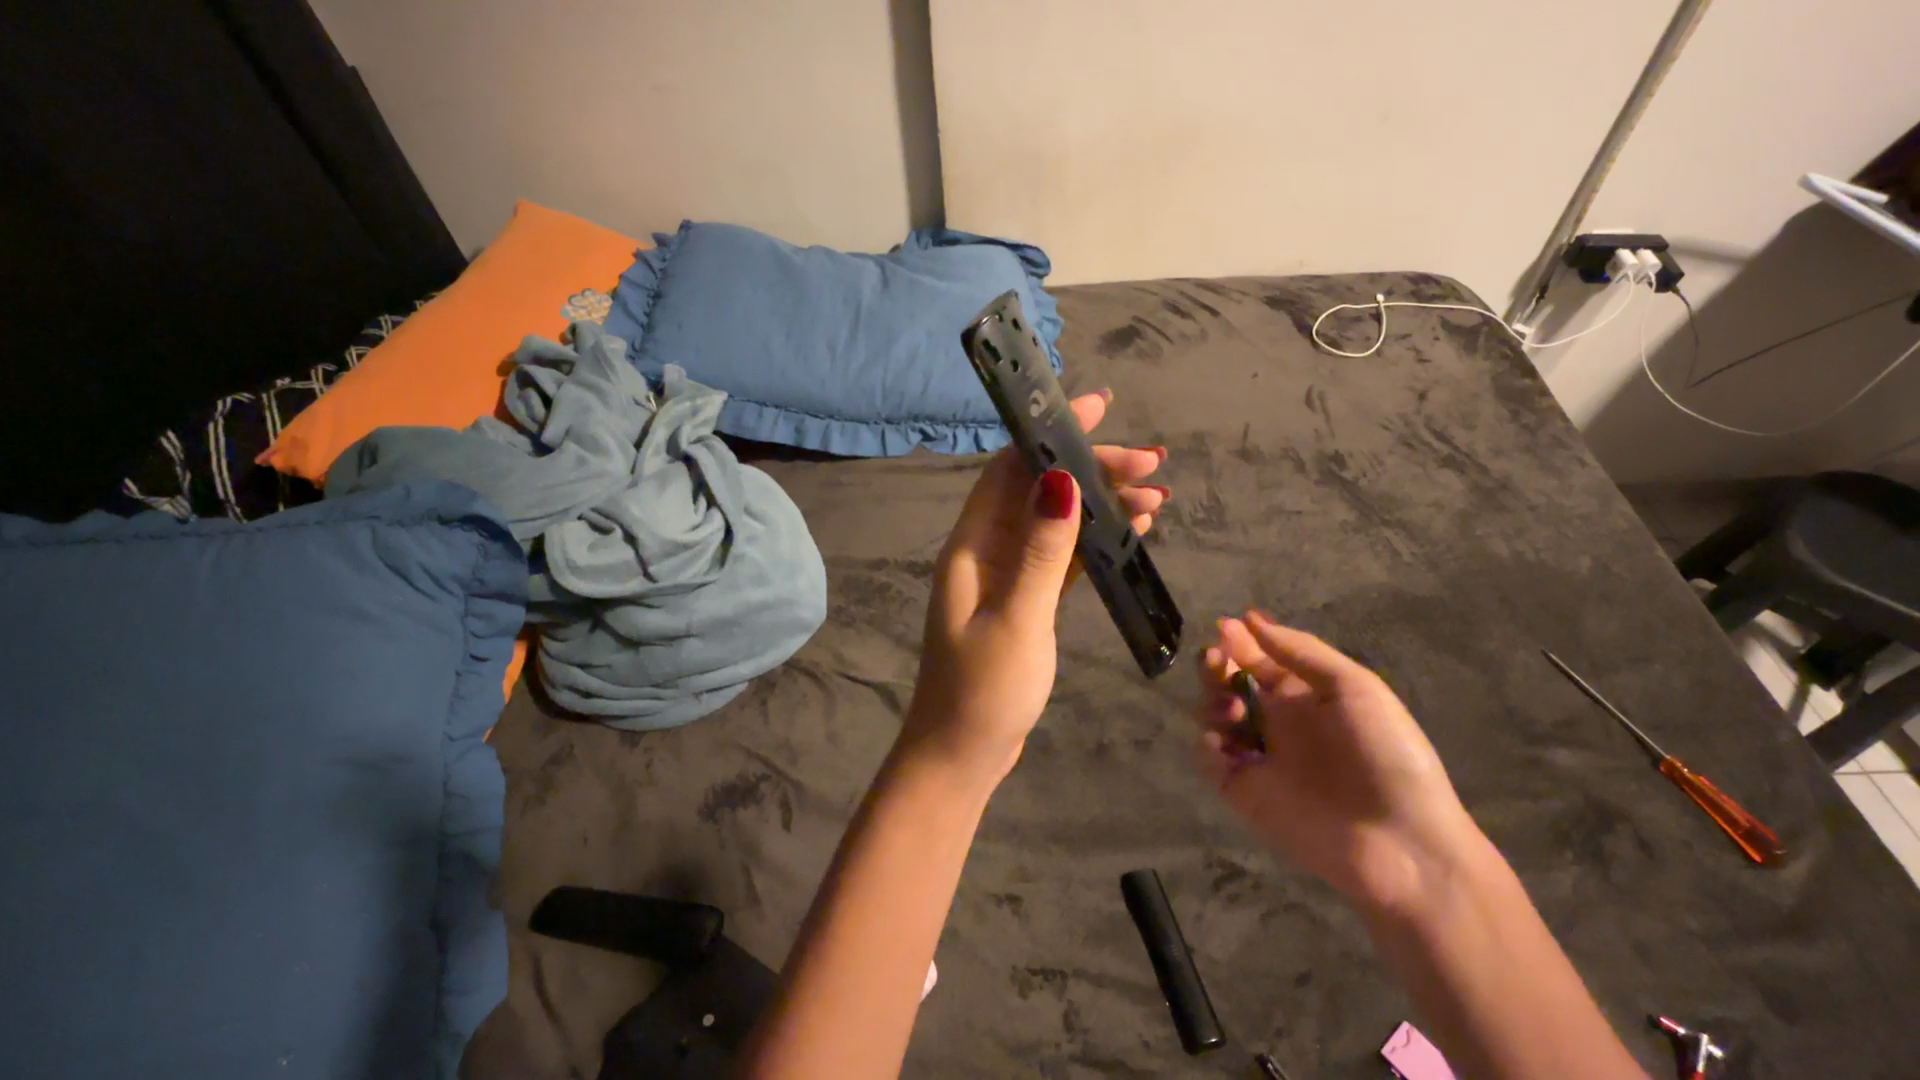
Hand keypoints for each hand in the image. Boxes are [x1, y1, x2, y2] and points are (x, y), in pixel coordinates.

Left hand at [904, 390, 1168, 786]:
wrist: (963, 754)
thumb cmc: (983, 691)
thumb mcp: (1017, 618)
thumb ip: (1041, 551)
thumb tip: (1062, 479)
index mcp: (972, 545)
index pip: (1011, 469)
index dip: (1051, 433)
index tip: (1099, 407)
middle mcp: (987, 550)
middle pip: (1042, 490)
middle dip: (1094, 469)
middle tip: (1154, 462)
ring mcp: (1009, 575)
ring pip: (1059, 522)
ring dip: (1103, 504)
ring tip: (1158, 495)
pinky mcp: (1028, 601)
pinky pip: (1065, 558)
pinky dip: (1097, 541)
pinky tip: (1133, 529)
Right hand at [1194, 611, 1484, 912]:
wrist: (1399, 842)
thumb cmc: (1387, 755)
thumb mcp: (1355, 688)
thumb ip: (1300, 652)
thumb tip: (1249, 619)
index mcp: (1306, 696)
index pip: (1261, 660)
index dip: (1241, 641)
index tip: (1226, 626)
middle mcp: (1278, 722)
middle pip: (1230, 684)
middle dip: (1216, 666)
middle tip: (1215, 662)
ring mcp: (1259, 757)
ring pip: (1213, 716)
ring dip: (1212, 700)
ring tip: (1232, 708)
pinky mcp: (1242, 791)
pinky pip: (1208, 759)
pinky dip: (1206, 744)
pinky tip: (1224, 742)